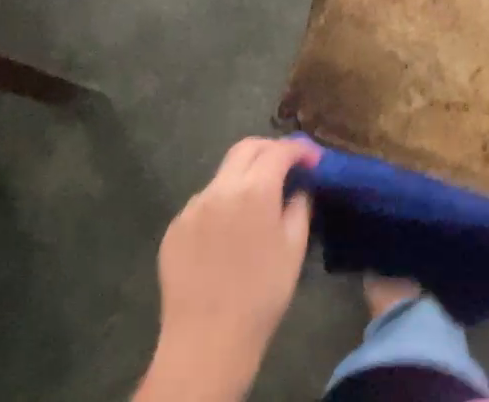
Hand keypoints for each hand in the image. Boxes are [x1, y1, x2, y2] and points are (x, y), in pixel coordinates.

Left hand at [137, 137, 319, 401]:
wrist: (207, 340)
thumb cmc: (262, 293)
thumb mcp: (295, 247)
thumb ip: (299, 206)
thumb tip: (299, 187)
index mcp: (254, 190)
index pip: (279, 150)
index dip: (300, 148)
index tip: (314, 159)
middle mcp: (219, 189)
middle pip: (246, 148)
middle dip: (271, 150)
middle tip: (289, 167)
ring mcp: (192, 208)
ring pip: (223, 176)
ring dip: (244, 178)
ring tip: (258, 205)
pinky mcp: (174, 229)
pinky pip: (204, 203)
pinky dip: (222, 204)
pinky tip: (230, 233)